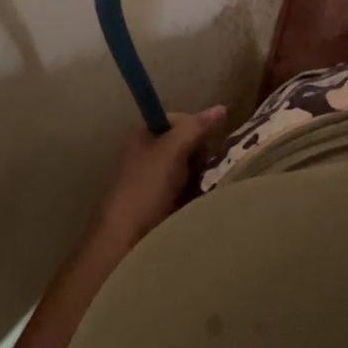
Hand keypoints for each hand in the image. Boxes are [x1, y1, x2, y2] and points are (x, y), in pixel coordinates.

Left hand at [90, 107, 227, 247]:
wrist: (126, 240)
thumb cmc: (145, 188)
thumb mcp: (171, 151)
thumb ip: (196, 127)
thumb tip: (221, 107)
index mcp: (144, 133)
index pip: (181, 119)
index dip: (195, 129)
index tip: (200, 145)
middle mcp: (149, 152)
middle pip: (189, 143)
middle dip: (199, 157)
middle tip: (195, 172)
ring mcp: (155, 178)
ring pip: (192, 167)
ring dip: (199, 177)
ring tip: (195, 191)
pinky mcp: (162, 201)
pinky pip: (189, 188)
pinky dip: (195, 194)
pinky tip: (193, 203)